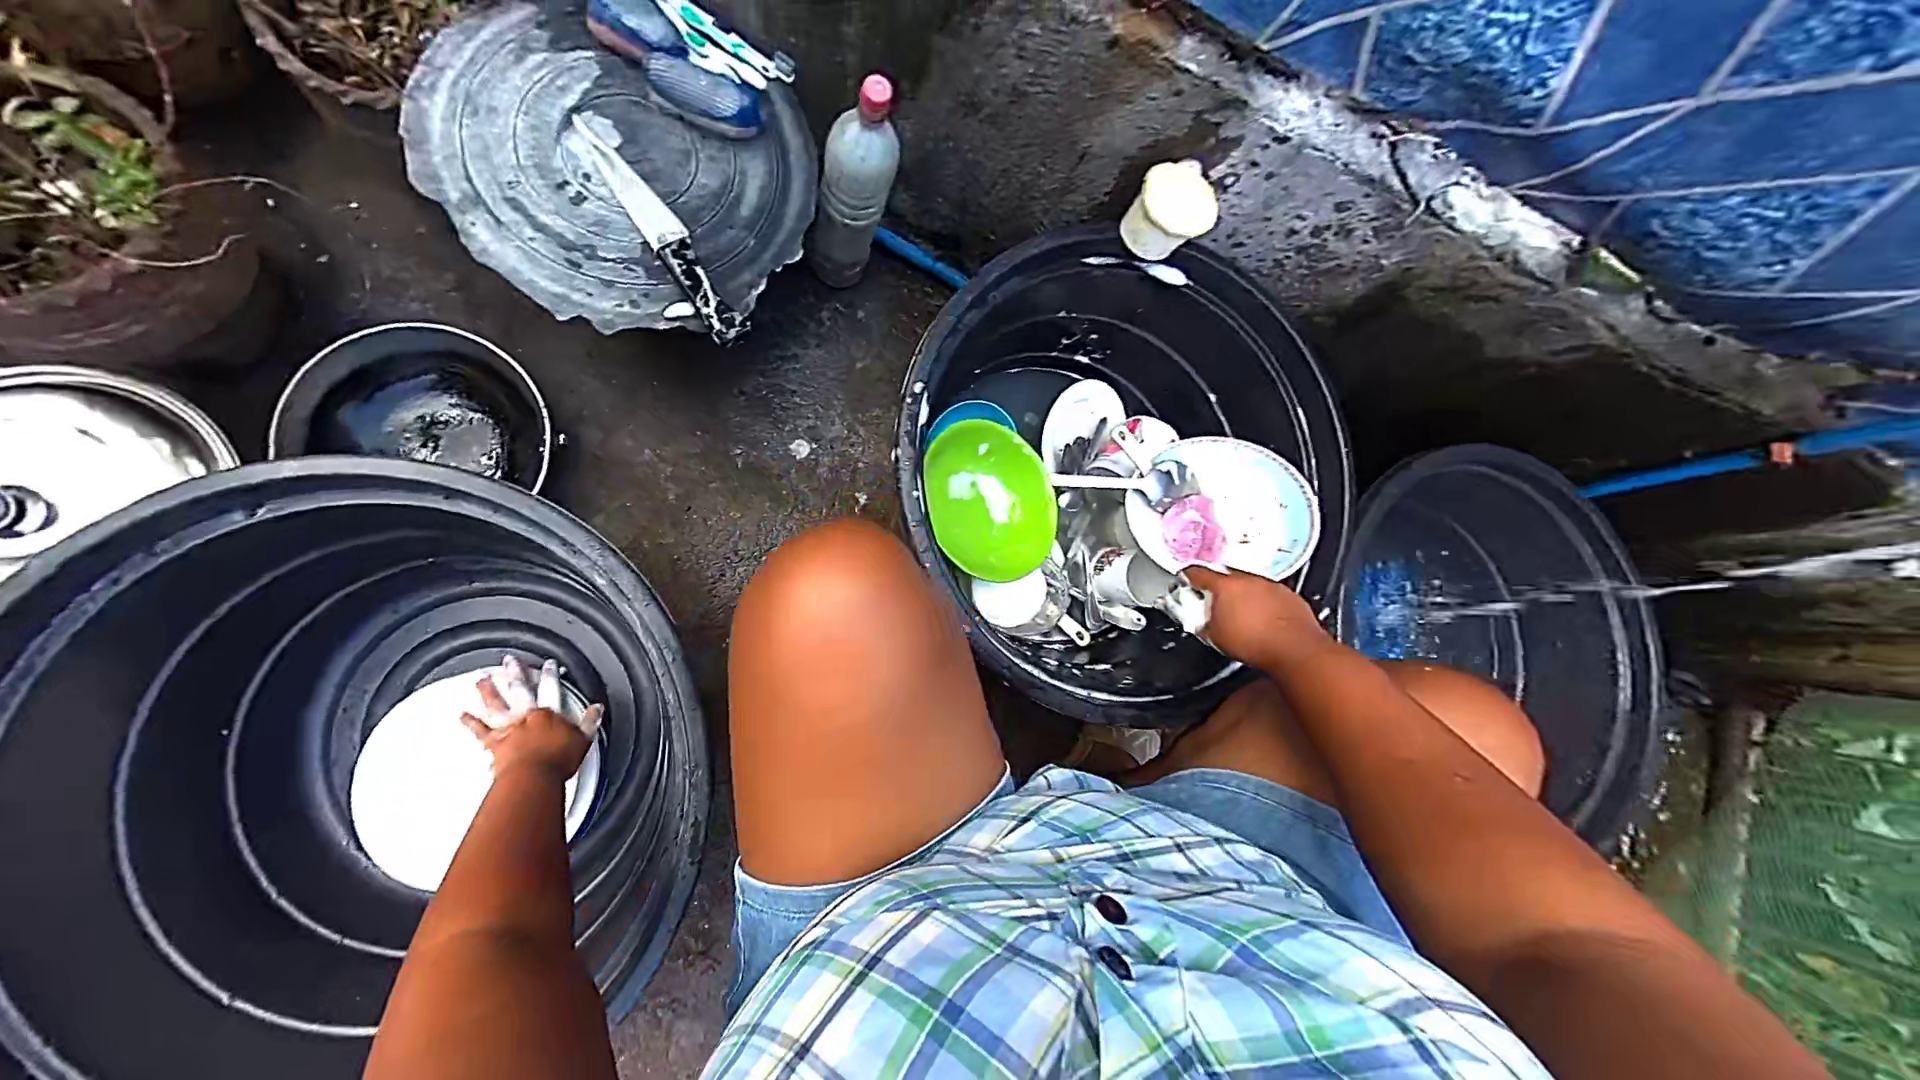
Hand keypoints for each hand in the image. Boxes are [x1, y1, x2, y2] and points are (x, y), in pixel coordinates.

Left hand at [460, 656, 603, 781]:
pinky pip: (480, 730)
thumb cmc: (557, 762)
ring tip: (482, 679)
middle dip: (515, 673)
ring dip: (488, 691)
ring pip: (496, 704)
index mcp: (549, 714)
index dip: (550, 674)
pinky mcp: (494, 743)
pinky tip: (463, 714)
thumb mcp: (583, 740)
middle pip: (520, 689)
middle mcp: (526, 716)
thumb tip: (597, 709)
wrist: (532, 778)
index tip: (548, 664)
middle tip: (509, 661)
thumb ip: (589, 722)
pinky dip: (471, 722)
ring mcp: (508, 728)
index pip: (551, 688)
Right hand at [1184, 566, 1335, 671]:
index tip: (1186, 581)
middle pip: (1225, 577)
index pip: (1198, 572)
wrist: (1296, 650)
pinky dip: (1262, 603)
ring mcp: (1270, 585)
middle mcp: (1248, 580)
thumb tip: (1197, 619)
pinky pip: (1268, 594)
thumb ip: (1201, 621)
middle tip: (1214, 606)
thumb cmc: (1256, 643)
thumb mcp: (1214, 636)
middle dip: (1218, 589)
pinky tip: (1262, 621)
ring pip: (1248, 585)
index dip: (1188, 576)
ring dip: (1242, 596)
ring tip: (1240, 617)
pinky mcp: (1288, 595)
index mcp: (1224, 585)